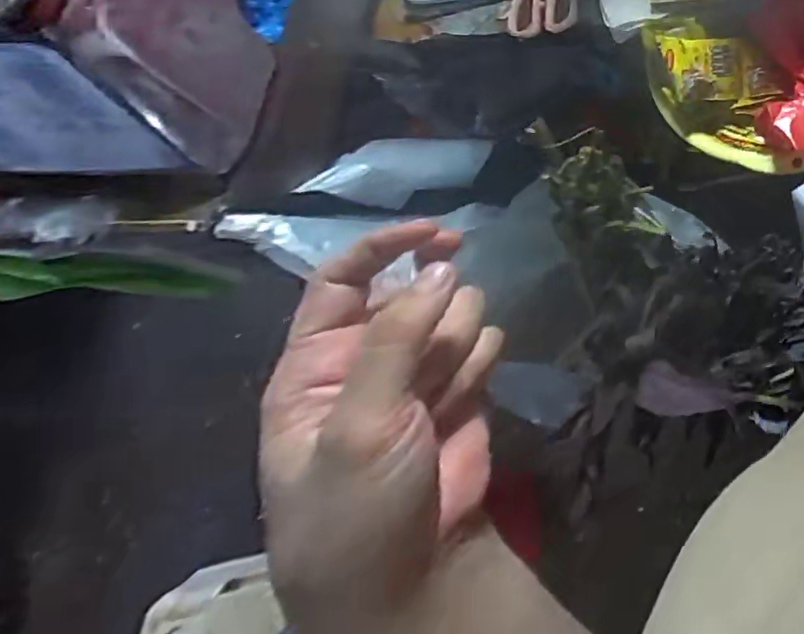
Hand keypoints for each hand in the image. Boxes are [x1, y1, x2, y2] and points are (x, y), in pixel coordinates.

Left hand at [260, 221, 504, 633]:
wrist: (411, 571)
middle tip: (431, 362)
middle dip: (433, 315)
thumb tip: (441, 266)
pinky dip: (479, 366)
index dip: (386, 246)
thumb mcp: (357, 426)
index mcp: (317, 361)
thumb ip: (395, 341)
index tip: (437, 232)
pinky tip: (462, 405)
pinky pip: (486, 341)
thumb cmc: (353, 508)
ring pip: (459, 310)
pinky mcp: (465, 382)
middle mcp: (369, 356)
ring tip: (441, 397)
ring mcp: (421, 369)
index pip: (344, 279)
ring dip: (457, 347)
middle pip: (415, 289)